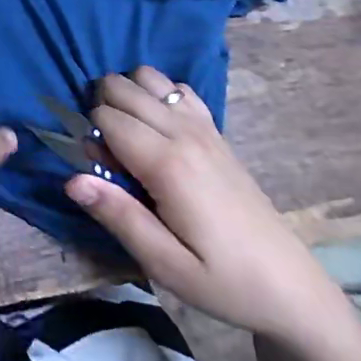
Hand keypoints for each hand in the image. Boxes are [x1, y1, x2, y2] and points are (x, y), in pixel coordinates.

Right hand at [64, 68, 348, 345]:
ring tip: (130, 140)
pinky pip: (176, 88)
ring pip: (147, 76)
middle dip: (102, 110)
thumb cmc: (223, 281)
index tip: (100, 172)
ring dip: (128, 97)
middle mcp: (184, 132)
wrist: (289, 284)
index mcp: (168, 164)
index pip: (107, 117)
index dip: (90, 138)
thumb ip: (118, 216)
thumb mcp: (165, 264)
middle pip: (122, 86)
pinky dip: (157, 96)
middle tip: (111, 158)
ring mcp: (203, 126)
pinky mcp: (215, 130)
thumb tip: (71, 179)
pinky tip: (159, 132)